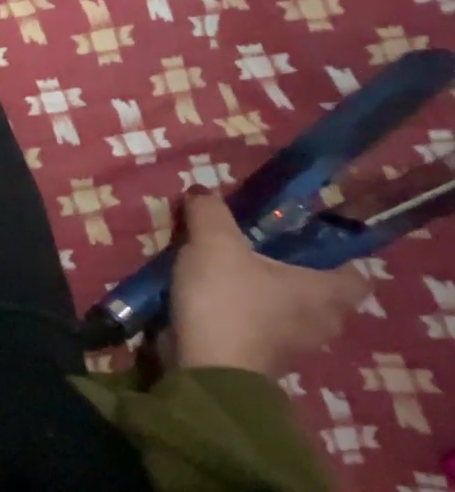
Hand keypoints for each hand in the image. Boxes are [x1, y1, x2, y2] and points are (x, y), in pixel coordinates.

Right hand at [169, 193, 368, 377]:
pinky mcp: (267, 356)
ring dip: (261, 294)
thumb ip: (210, 212)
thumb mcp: (212, 242)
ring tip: (220, 273)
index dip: (329, 256)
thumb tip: (204, 192)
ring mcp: (297, 344)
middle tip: (246, 250)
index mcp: (327, 292)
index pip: (353, 274)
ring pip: (287, 309)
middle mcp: (325, 320)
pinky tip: (211, 299)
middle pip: (316, 291)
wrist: (208, 364)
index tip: (291, 241)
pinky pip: (263, 326)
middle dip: (285, 272)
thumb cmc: (227, 300)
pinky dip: (243, 313)